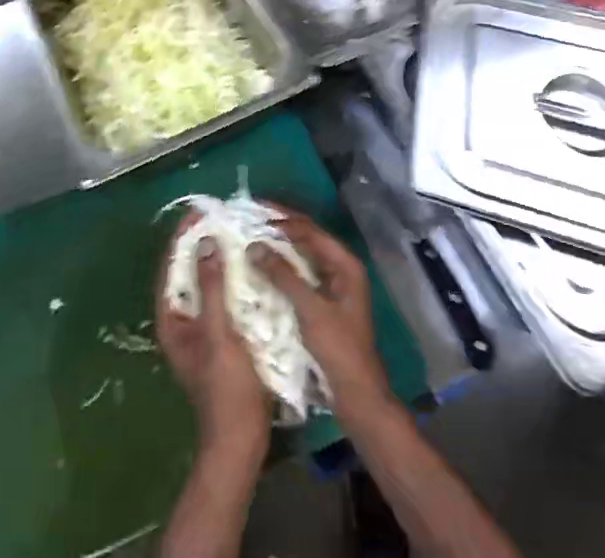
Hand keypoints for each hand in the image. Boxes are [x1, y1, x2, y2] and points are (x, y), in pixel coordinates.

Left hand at [156, 214, 271, 451]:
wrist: (242, 436)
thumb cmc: (227, 385)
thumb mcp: (219, 332)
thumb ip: (212, 287)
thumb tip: (205, 243)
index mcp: (171, 319)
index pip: (171, 267)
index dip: (183, 238)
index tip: (199, 211)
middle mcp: (181, 320)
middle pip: (186, 272)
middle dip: (200, 243)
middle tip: (221, 216)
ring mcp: (201, 328)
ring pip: (204, 283)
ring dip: (216, 258)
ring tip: (235, 232)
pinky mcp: (220, 335)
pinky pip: (221, 296)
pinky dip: (230, 278)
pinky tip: (249, 266)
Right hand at [248, 209, 391, 416]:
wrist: (356, 393)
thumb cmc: (338, 348)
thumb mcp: (309, 309)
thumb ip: (283, 276)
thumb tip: (255, 245)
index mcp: (345, 264)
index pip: (311, 230)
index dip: (283, 218)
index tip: (253, 210)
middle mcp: (340, 269)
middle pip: (307, 238)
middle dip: (279, 227)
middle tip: (248, 217)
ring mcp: (332, 286)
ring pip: (302, 256)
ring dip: (278, 246)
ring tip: (248, 236)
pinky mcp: (322, 302)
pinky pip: (299, 275)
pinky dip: (281, 267)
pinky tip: (259, 267)